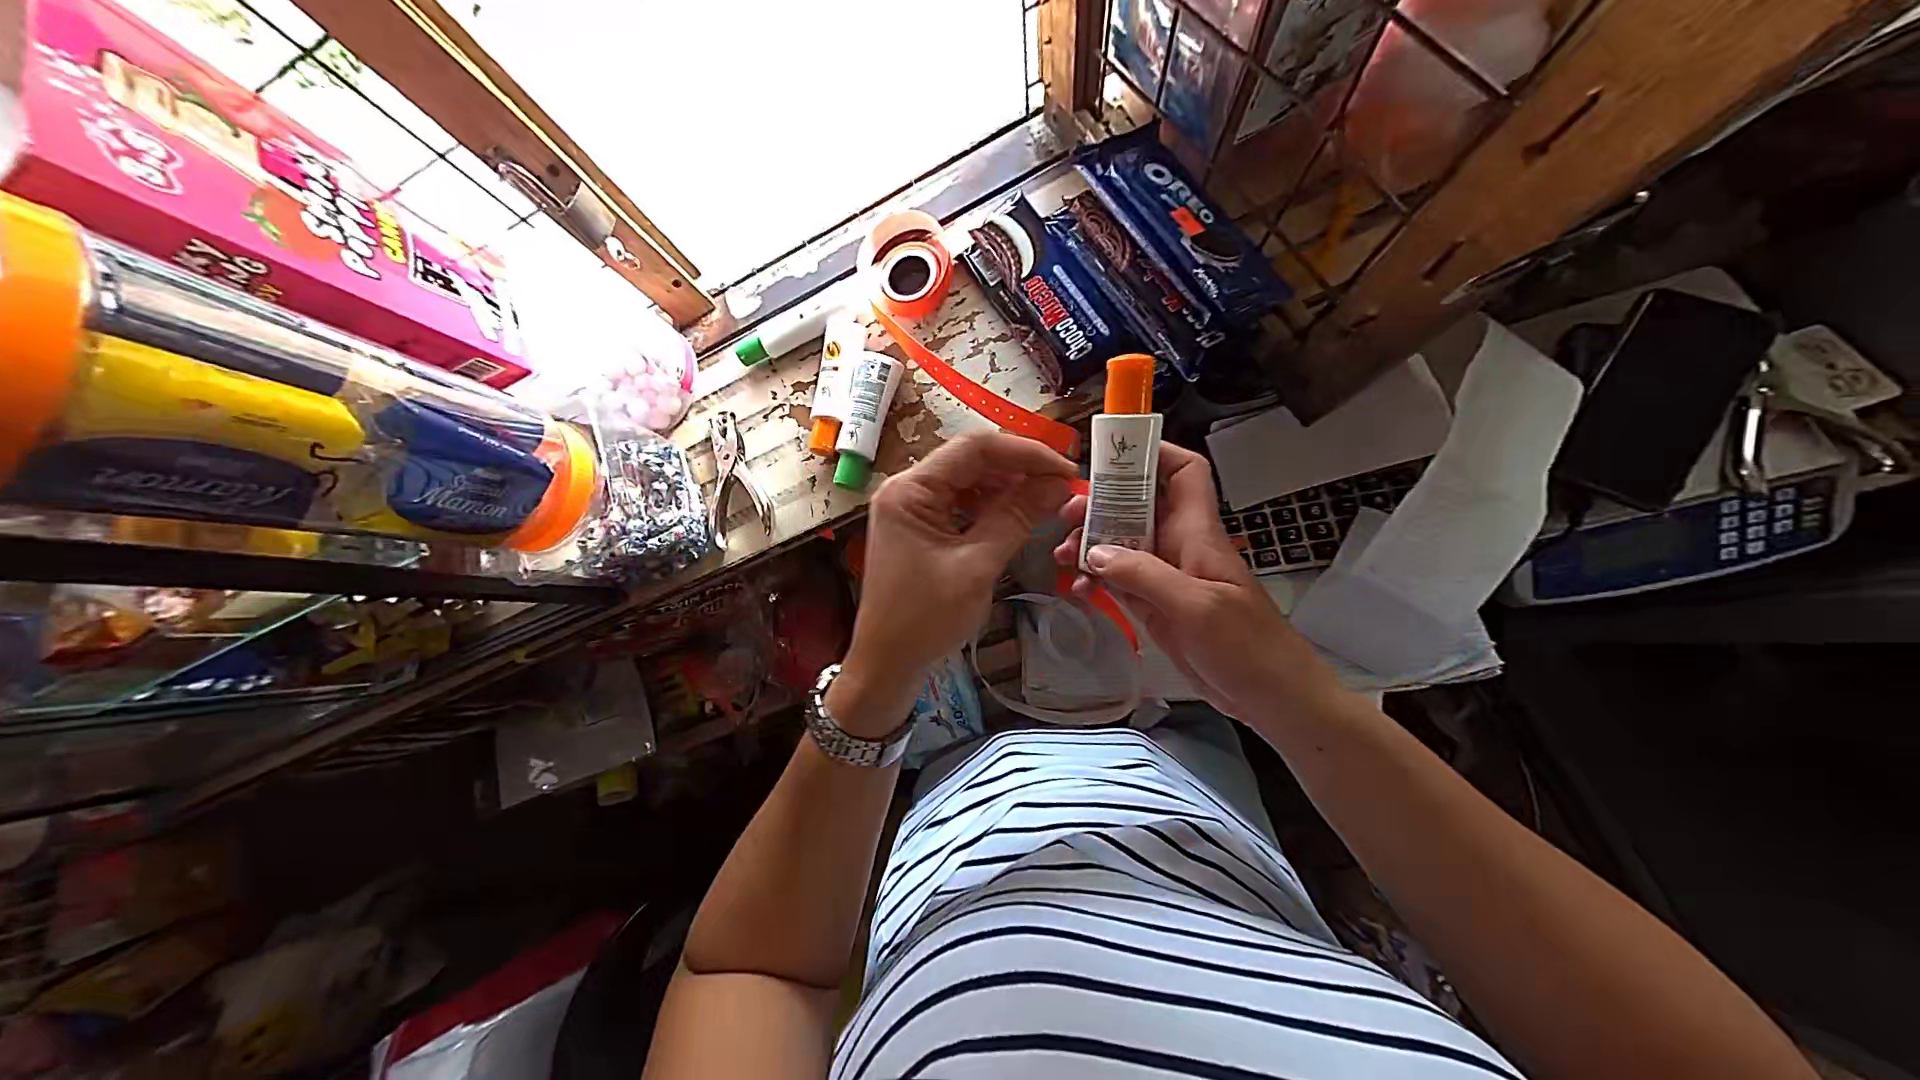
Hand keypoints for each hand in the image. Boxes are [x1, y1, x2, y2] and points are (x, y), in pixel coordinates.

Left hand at [835, 433, 1075, 735]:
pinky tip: (1021, 515)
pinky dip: (994, 508)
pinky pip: (963, 505)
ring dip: (1010, 488)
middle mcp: (907, 489)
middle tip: (1063, 485)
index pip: (973, 449)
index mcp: (909, 490)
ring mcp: (914, 509)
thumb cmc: (924, 620)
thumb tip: (1058, 485)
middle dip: (1019, 469)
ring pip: (971, 482)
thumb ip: (1017, 518)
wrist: (887, 665)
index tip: (1064, 468)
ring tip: (1048, 499)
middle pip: (971, 461)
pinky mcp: (923, 528)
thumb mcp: (976, 567)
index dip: (1025, 453)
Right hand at [1053, 441, 1341, 721]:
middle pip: (1136, 508)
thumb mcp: (1196, 607)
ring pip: (1120, 544)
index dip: (1152, 454)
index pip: (1182, 473)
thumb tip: (1094, 552)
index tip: (1110, 458)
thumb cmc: (1247, 646)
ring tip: (1063, 557)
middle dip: (1099, 506)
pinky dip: (1096, 582)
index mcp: (1197, 534)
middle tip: (1067, 518)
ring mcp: (1164, 578)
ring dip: (1089, 545)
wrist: (1269, 696)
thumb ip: (1144, 576)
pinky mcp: (1155, 607)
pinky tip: (1079, 593)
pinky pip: (1118, 583)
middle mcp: (1178, 547)